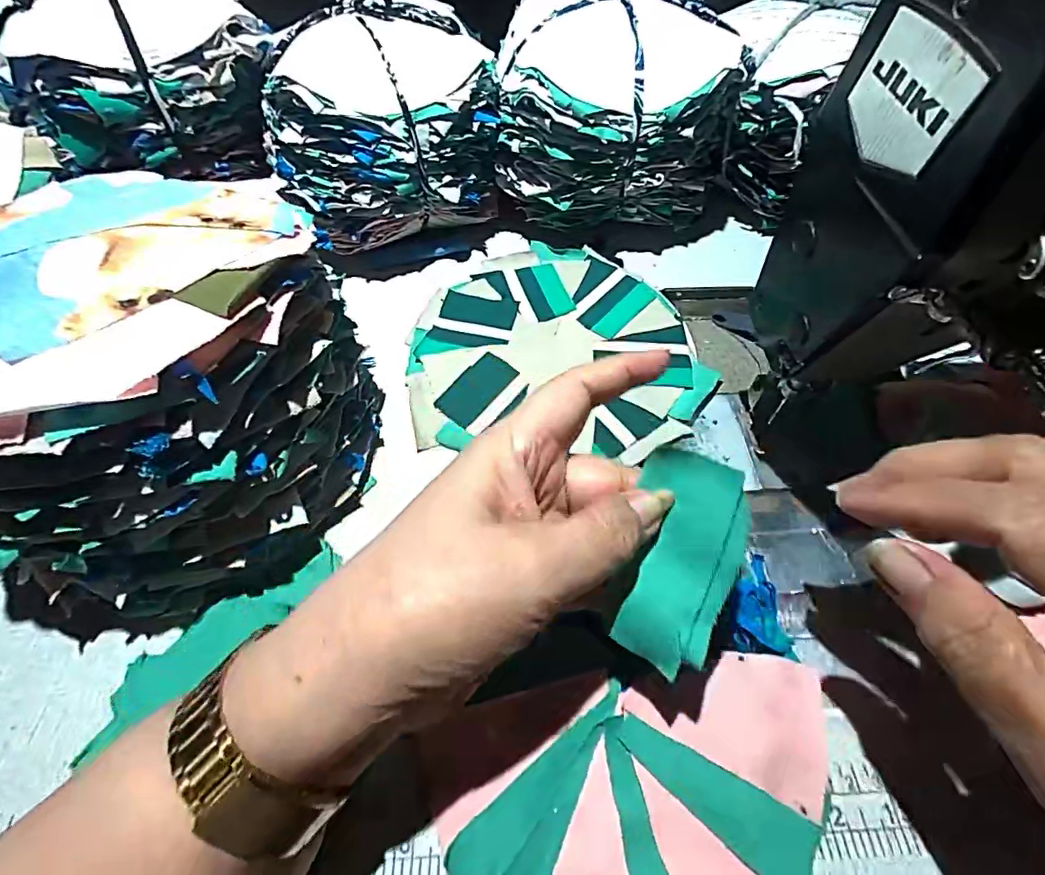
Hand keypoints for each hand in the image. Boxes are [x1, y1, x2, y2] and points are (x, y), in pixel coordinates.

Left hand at [225, 350, 675, 786]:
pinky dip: (610, 577)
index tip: (669, 362)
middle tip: (685, 542)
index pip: (576, 396)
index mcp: (516, 454)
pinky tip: (637, 601)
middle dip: (641, 502)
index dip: (623, 373)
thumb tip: (660, 503)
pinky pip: (583, 563)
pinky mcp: (525, 579)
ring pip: (598, 525)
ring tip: (672, 574)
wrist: (359, 681)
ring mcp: (525, 535)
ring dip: (631, 547)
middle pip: (603, 476)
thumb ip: (606, 534)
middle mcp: (525, 486)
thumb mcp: (532, 565)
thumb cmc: (440, 598)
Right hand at [836, 435, 1044, 874]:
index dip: (932, 498)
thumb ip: (989, 664)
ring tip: (901, 497)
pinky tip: (973, 530)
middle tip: (865, 487)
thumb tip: (893, 559)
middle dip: (946, 467)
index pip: (1040, 518)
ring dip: (976, 479)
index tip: (852, 499)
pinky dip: (1016, 509)